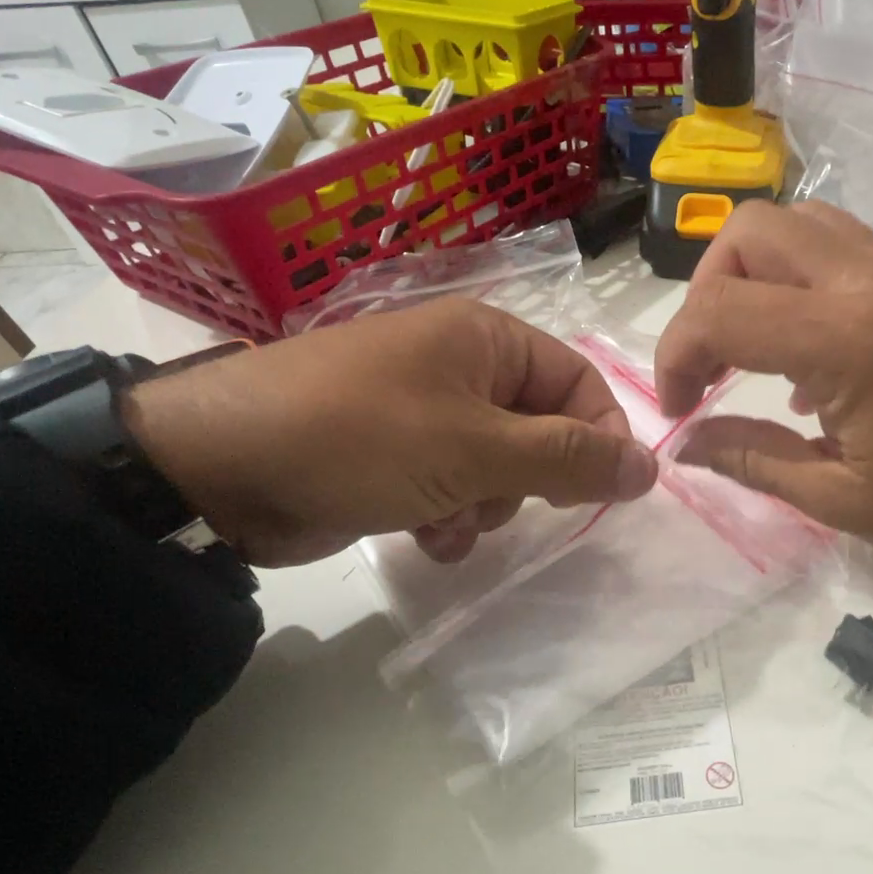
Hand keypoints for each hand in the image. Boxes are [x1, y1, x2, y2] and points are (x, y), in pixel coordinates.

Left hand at [120, 299, 657, 567]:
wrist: (220, 467)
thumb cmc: (361, 438)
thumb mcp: (477, 449)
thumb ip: (570, 459)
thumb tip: (652, 468)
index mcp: (487, 340)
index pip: (580, 384)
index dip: (599, 438)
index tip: (602, 493)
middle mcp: (461, 369)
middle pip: (542, 430)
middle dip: (529, 479)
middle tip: (503, 498)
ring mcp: (425, 413)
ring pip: (500, 468)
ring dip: (486, 505)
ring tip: (448, 519)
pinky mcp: (396, 456)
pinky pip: (455, 487)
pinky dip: (449, 515)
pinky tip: (425, 533)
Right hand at [655, 201, 872, 584]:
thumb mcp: (839, 500)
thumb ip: (751, 460)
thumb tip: (685, 443)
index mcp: (846, 341)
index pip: (719, 311)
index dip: (675, 356)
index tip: (681, 408)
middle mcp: (872, 282)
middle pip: (751, 232)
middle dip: (708, 293)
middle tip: (713, 362)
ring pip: (801, 223)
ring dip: (756, 274)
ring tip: (757, 347)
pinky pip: (846, 247)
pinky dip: (804, 279)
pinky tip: (816, 354)